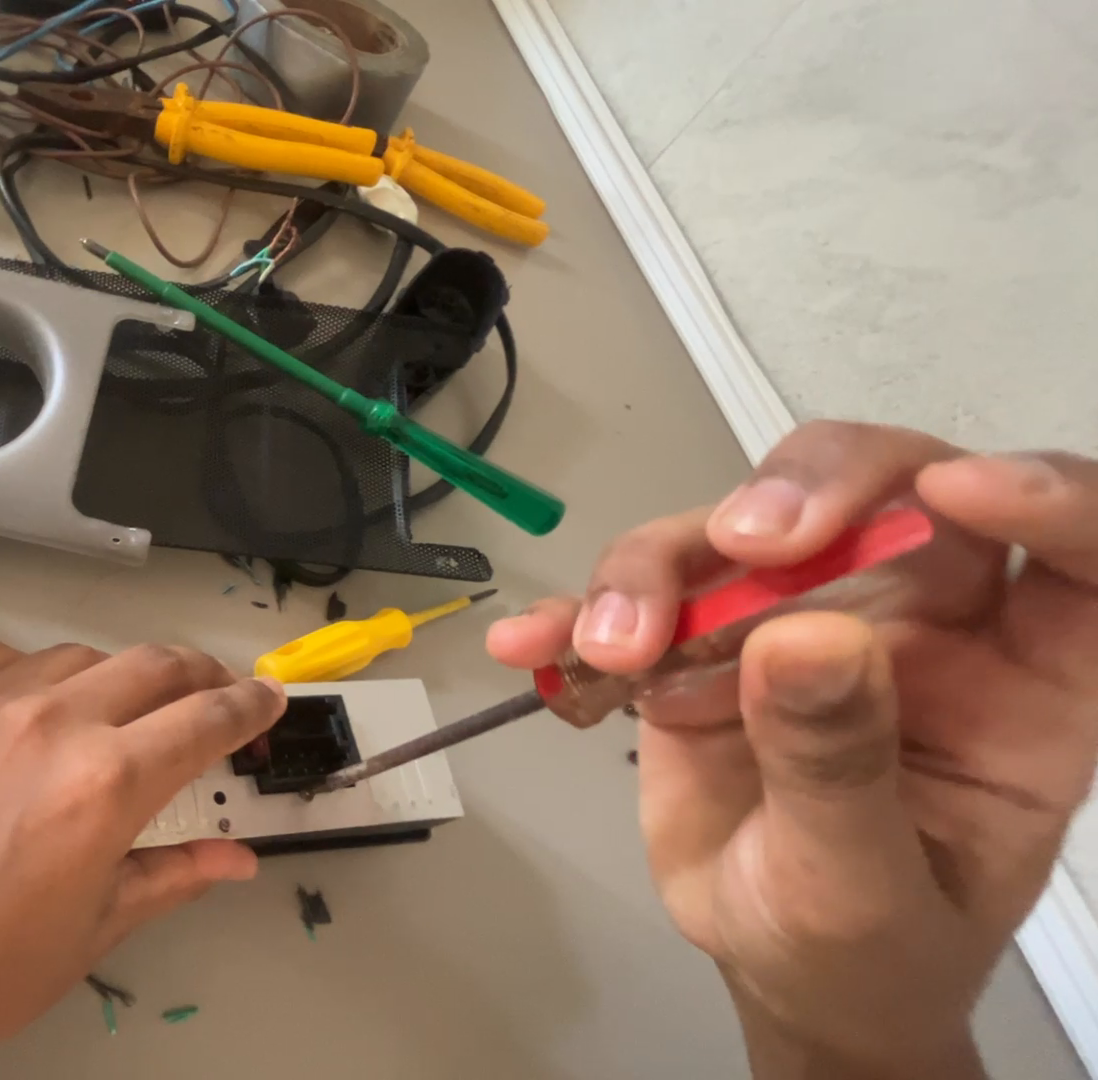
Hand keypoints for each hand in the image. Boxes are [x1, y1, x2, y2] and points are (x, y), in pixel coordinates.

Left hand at [0, 643, 284, 1079]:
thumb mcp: (98, 929)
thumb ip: (177, 874)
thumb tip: (242, 858)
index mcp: (105, 783)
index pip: (203, 719)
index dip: (248, 705)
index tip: (269, 698)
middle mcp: (51, 720)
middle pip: (154, 663)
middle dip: (199, 674)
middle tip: (214, 695)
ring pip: (81, 654)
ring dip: (118, 677)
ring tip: (121, 714)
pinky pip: (7, 658)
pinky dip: (39, 676)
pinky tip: (37, 712)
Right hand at [487, 421, 1097, 1078]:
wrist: (759, 962)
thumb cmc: (857, 947)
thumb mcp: (859, 880)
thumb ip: (840, 764)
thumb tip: (805, 637)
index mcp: (1013, 682)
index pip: (1073, 555)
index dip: (1046, 497)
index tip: (958, 495)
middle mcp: (899, 627)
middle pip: (866, 493)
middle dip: (800, 491)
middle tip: (741, 541)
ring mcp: (775, 627)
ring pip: (712, 538)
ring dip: (645, 575)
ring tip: (603, 655)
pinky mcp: (681, 645)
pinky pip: (620, 603)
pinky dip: (566, 616)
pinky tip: (524, 645)